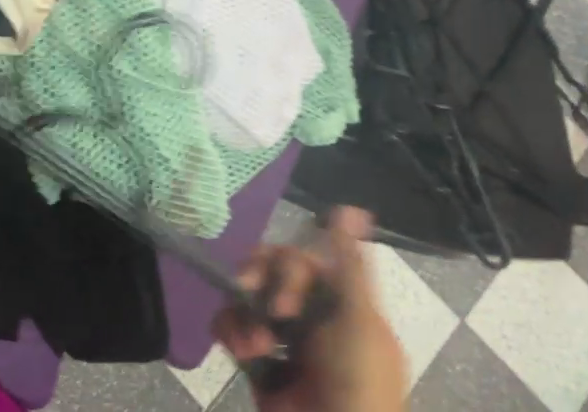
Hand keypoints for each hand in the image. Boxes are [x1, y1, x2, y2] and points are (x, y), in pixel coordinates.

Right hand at [213, 208, 407, 411]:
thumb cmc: (357, 380)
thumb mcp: (358, 319)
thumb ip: (349, 263)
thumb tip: (351, 206)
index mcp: (342, 306)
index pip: (300, 262)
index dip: (285, 272)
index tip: (282, 299)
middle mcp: (311, 317)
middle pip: (268, 275)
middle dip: (260, 289)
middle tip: (262, 310)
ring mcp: (282, 339)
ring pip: (244, 298)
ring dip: (244, 318)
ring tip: (255, 348)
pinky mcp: (257, 359)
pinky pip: (229, 325)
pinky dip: (230, 333)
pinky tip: (241, 353)